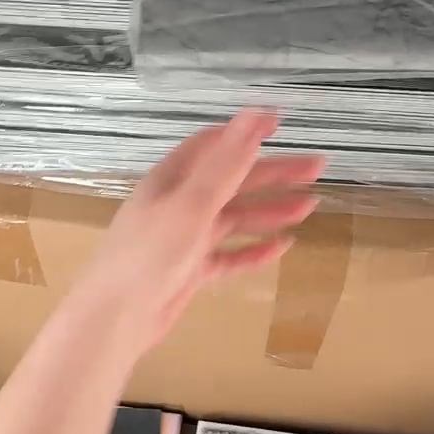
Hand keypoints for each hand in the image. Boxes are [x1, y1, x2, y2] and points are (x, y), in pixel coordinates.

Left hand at [71, 108, 326, 350]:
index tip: (282, 124)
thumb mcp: (191, 204)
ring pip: (234, 219)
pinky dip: (254, 250)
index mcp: (172, 180)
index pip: (214, 145)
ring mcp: (184, 240)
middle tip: (317, 169)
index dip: (247, 133)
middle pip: (232, 181)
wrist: (116, 316)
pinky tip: (282, 247)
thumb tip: (255, 116)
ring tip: (309, 207)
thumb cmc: (149, 254)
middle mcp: (178, 204)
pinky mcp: (190, 271)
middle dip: (273, 174)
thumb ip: (225, 164)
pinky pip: (228, 256)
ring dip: (269, 211)